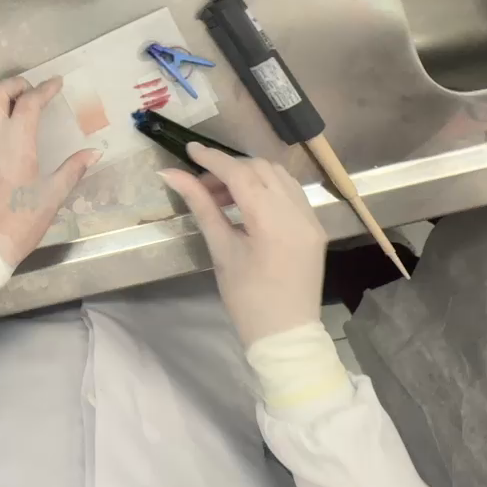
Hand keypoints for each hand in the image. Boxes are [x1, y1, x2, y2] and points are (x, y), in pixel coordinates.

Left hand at [0, 75, 102, 266]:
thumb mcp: (53, 194)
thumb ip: (73, 168)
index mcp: (16, 138)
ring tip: (10, 102)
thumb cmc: (21, 218)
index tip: (57, 83)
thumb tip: (95, 152)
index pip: (30, 101)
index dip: (45, 88)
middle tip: (32, 91)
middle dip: (15, 85)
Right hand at [160, 141, 326, 346]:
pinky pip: (290, 191)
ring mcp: (311, 219)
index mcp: (272, 221)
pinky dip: (267, 187)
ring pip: (277, 175)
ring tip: (223, 196)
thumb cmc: (247, 298)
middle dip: (229, 169)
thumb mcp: (220, 249)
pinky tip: (247, 204)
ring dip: (248, 175)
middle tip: (203, 186)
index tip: (189, 150)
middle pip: (260, 169)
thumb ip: (200, 205)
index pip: (240, 174)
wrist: (286, 337)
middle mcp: (297, 213)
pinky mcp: (315, 227)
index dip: (213, 159)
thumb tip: (171, 174)